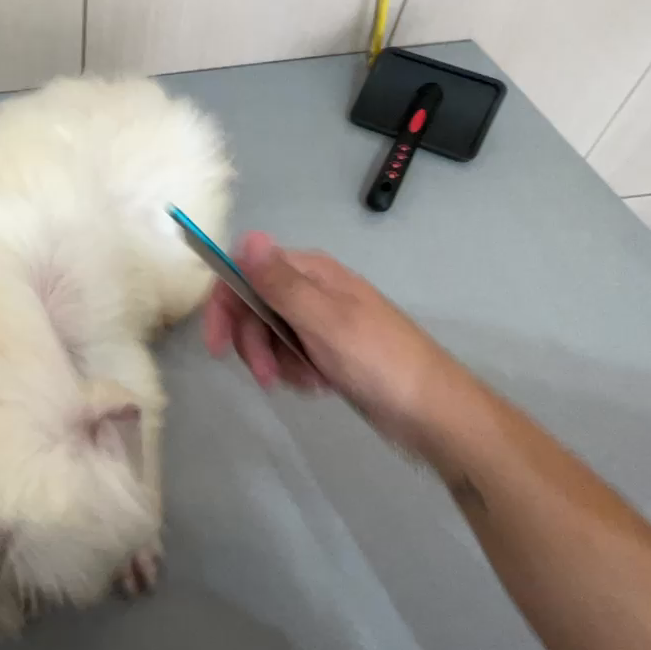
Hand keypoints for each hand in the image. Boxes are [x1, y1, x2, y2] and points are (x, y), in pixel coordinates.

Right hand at [204, 233, 469, 450]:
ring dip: (275, 361)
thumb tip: (248, 236)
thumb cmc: (379, 361)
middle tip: (268, 376)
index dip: (224, 303)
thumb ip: (280, 283)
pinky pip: (289, 353)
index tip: (217, 343)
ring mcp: (320, 318)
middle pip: (252, 306)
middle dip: (252, 342)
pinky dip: (295, 371)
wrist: (434, 413)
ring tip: (306, 382)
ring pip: (268, 333)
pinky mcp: (327, 347)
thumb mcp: (323, 321)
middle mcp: (311, 287)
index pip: (244, 271)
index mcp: (310, 271)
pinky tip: (318, 384)